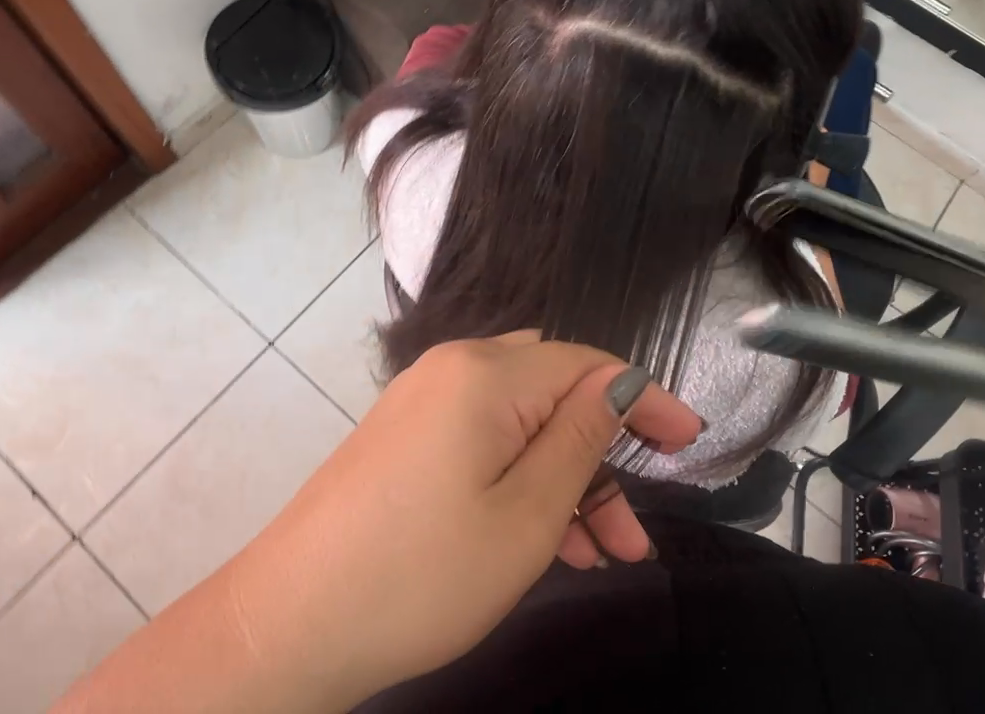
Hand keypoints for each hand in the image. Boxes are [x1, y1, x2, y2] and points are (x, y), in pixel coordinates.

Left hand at [58, 333, 701, 712]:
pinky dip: (522, 483)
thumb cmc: (422, 572)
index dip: (645, 399)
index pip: (588, 363)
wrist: (291, 621)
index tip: (693, 443)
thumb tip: (620, 386)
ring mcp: (422, 403)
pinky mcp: (405, 438)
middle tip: (637, 526)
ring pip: (521, 425)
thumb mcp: (526, 514)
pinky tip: (548, 541)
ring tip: (600, 553)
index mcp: (485, 373)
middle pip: (554, 391)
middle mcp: (452, 370)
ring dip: (567, 480)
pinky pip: (483, 444)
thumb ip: (582, 438)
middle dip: (604, 453)